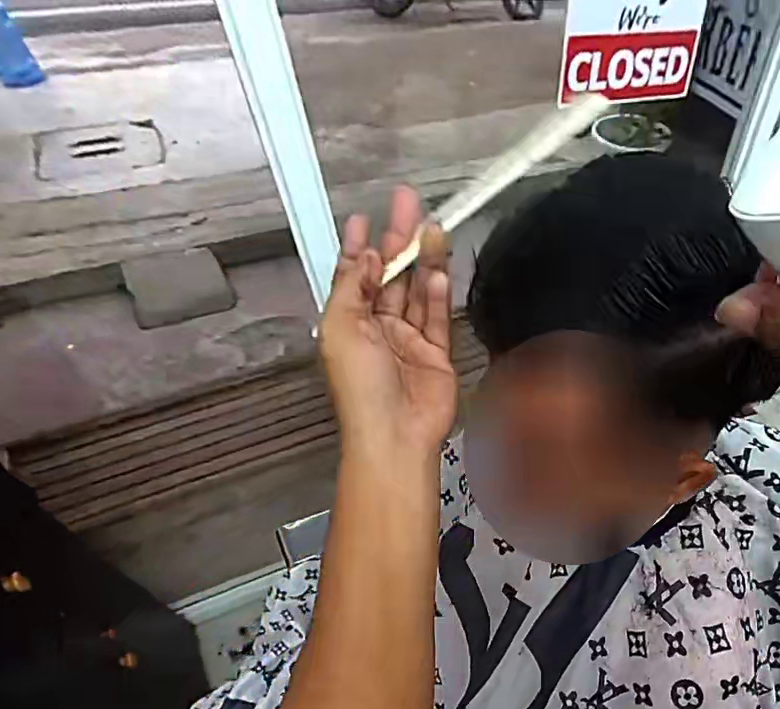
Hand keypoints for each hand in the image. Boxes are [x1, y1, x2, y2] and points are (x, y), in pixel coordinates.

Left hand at [320, 186, 454, 466]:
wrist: (395, 432)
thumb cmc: (360, 390)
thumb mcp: (340, 328)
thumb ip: (352, 287)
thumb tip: (366, 256)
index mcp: (349, 323)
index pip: (356, 275)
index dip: (360, 246)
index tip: (365, 217)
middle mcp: (379, 329)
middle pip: (391, 276)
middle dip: (398, 239)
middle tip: (407, 204)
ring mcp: (409, 342)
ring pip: (418, 291)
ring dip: (423, 259)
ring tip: (431, 227)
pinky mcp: (436, 355)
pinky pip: (438, 316)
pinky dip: (440, 292)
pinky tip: (439, 269)